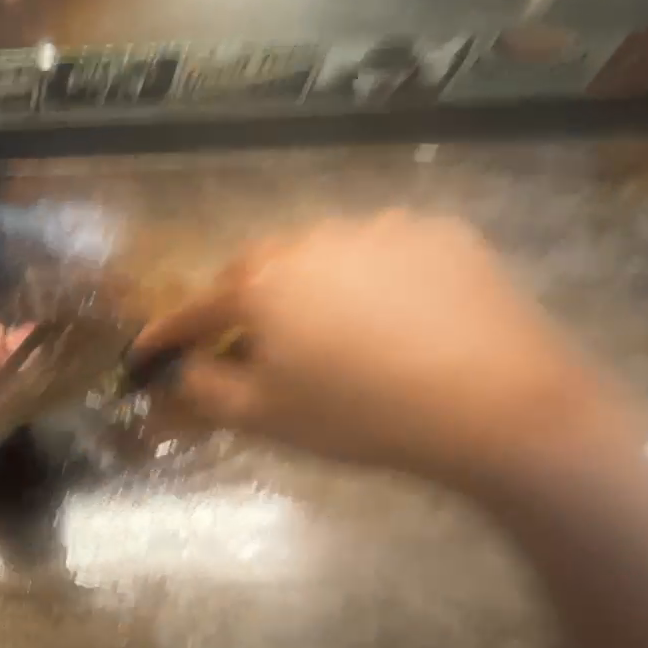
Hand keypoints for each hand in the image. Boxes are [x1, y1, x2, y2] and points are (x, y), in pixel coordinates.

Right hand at [132, 209, 643, 491]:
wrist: (501, 407)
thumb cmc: (362, 416)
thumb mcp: (265, 417)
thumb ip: (204, 389)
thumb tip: (182, 369)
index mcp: (261, 287)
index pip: (194, 310)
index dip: (166, 334)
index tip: (146, 351)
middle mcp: (310, 242)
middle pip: (254, 271)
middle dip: (240, 303)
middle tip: (245, 341)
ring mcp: (379, 230)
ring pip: (318, 254)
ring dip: (305, 284)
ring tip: (326, 326)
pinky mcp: (440, 233)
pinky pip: (380, 250)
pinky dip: (367, 275)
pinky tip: (390, 313)